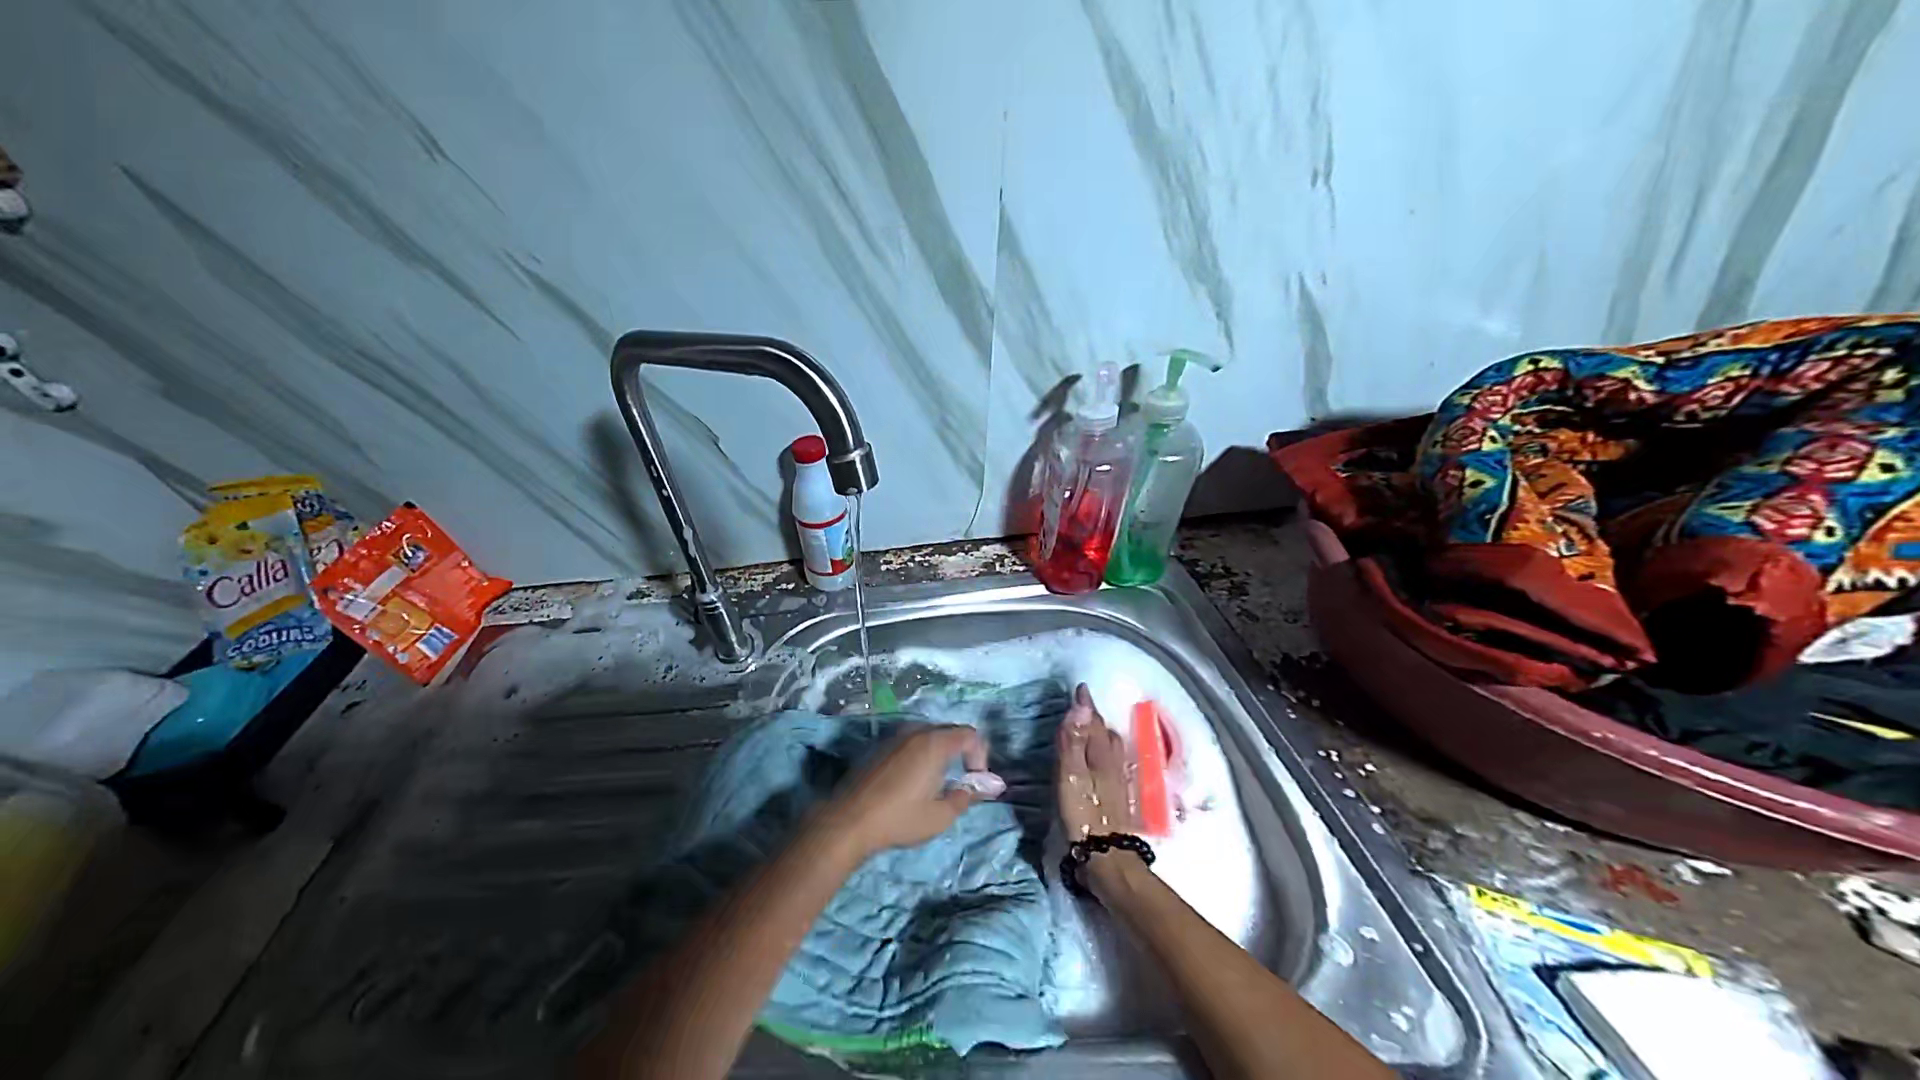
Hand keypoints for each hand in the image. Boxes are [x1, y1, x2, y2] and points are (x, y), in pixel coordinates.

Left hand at [820, 724, 997, 858]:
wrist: (848, 821)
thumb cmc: (899, 819)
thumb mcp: (940, 816)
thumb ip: (967, 796)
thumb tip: (988, 787)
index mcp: (934, 743)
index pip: (970, 735)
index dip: (980, 755)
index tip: (975, 781)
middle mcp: (915, 731)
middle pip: (949, 731)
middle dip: (962, 753)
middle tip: (961, 781)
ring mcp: (894, 736)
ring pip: (927, 735)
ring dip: (940, 753)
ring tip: (937, 782)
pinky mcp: (878, 746)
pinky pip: (909, 742)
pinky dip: (920, 754)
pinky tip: (912, 781)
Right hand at [1056, 683, 1137, 840]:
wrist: (1107, 855)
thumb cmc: (1083, 813)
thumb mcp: (1071, 775)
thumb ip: (1073, 741)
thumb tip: (1080, 706)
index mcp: (1102, 754)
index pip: (1093, 722)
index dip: (1085, 706)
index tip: (1080, 689)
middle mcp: (1115, 763)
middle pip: (1105, 733)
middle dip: (1094, 718)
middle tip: (1081, 707)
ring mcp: (1119, 780)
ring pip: (1113, 748)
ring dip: (1102, 734)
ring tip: (1092, 728)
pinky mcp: (1119, 796)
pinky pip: (1114, 762)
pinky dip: (1106, 752)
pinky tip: (1102, 761)